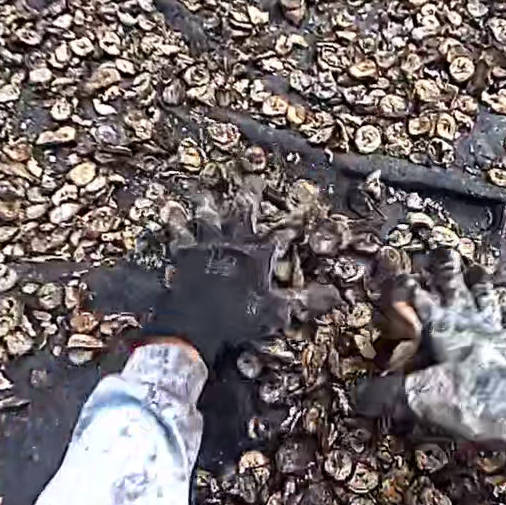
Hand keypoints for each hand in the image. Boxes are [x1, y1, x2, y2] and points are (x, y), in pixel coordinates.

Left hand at [142, 193, 336, 363]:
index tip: (302, 210)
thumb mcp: (276, 312)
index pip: (283, 233)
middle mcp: (233, 242)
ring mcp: (206, 245)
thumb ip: (305, 301)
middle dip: (252, 194)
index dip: (294, 222)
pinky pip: (178, 233)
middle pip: (245, 211)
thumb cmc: (237, 318)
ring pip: (208, 215)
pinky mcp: (182, 254)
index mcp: (258, 254)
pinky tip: (170, 210)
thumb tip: (336, 296)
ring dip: (207, 202)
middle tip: (254, 179)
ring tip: (203, 190)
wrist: (193, 325)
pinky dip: (174, 221)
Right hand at [359, 250, 505, 504]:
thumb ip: (388, 394)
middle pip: (455, 287)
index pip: (417, 296)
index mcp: (444, 328)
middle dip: (445, 268)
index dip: (402, 281)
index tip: (391, 267)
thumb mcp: (424, 400)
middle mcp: (472, 323)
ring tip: (478, 269)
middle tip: (441, 249)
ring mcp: (501, 332)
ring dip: (479, 283)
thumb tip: (356, 395)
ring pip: (487, 298)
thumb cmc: (477, 403)